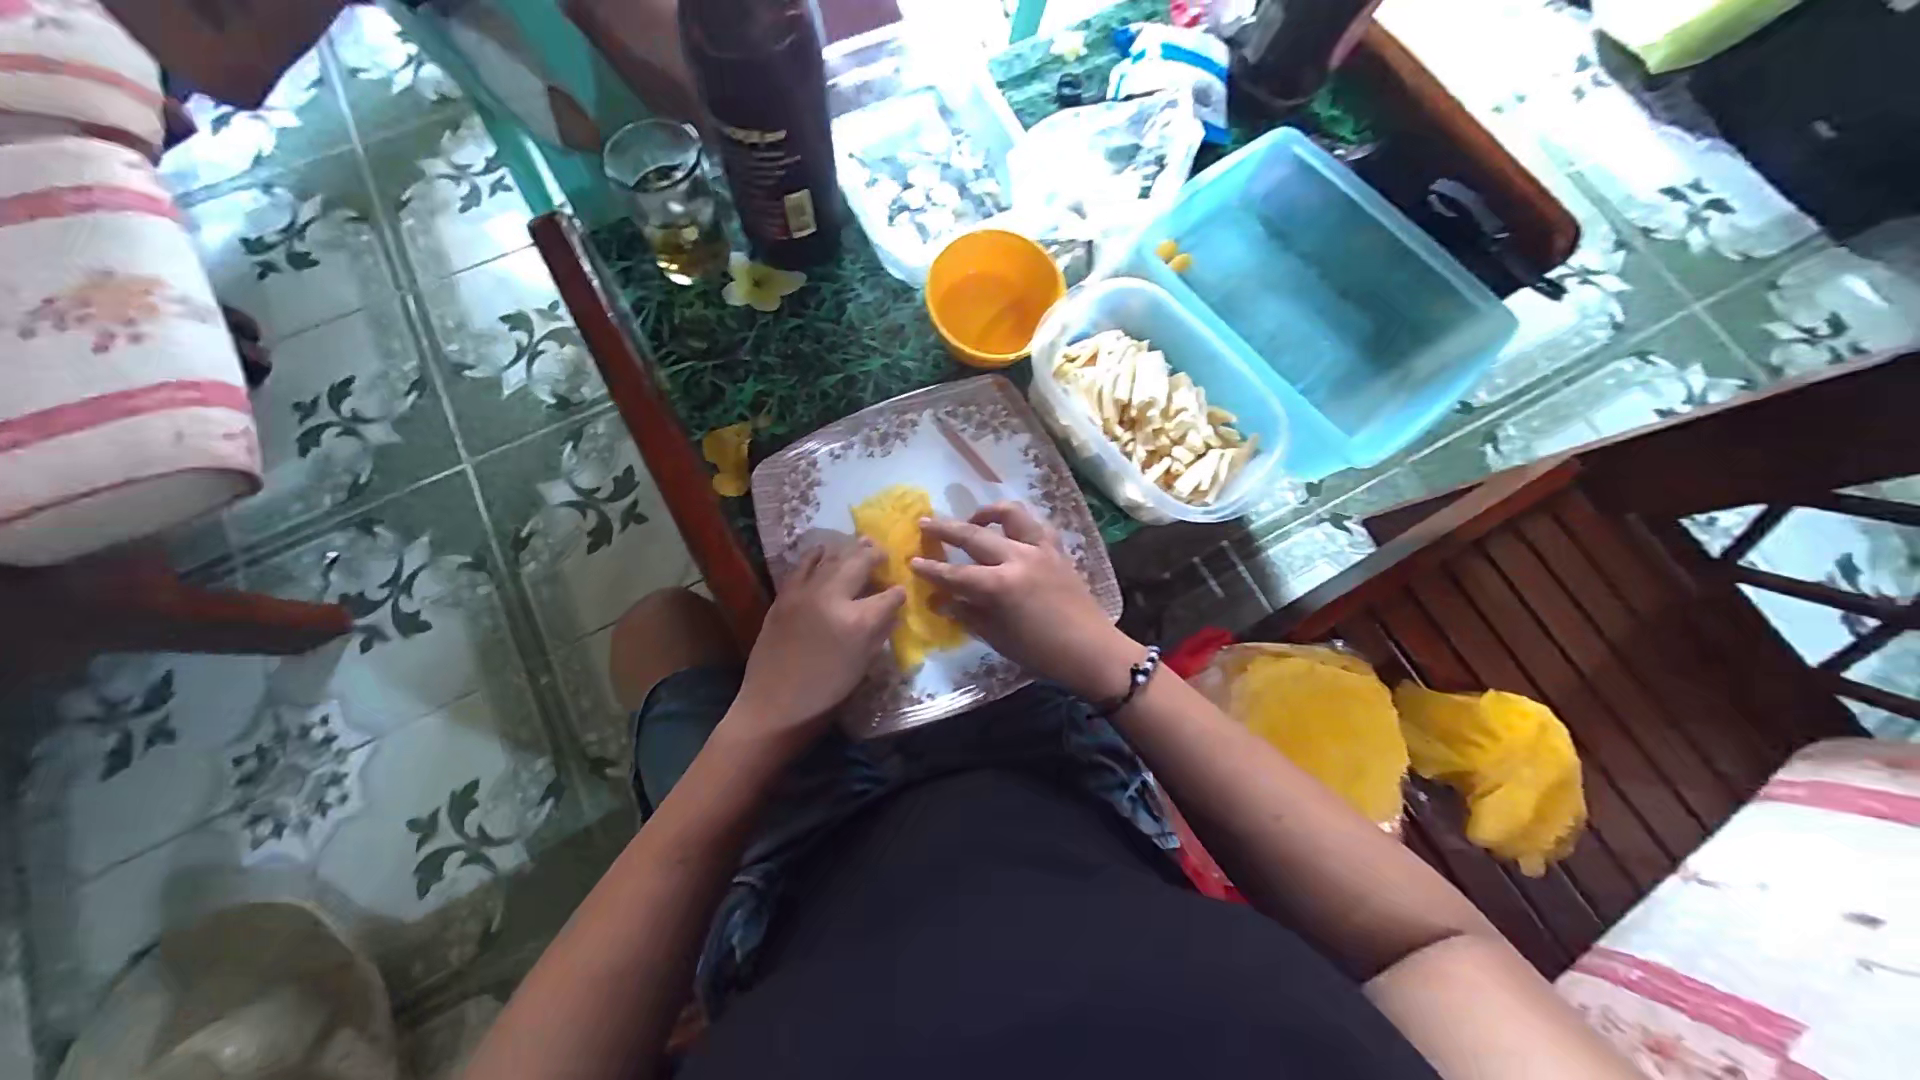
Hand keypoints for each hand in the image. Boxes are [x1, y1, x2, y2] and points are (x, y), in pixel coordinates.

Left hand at [726, 540, 903, 750]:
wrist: (774, 706)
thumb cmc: (826, 694)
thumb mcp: (863, 665)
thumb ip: (879, 633)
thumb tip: (890, 610)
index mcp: (858, 622)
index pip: (889, 596)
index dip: (898, 593)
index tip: (901, 591)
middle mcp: (832, 598)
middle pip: (859, 563)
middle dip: (875, 555)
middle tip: (882, 553)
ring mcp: (805, 593)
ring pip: (831, 558)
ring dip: (848, 550)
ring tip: (859, 544)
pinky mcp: (784, 596)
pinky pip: (802, 566)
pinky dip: (816, 556)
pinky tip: (823, 551)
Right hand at [911, 502, 1143, 701]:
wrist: (1092, 651)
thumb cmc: (1041, 652)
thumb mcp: (997, 636)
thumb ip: (967, 613)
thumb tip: (940, 600)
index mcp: (1000, 585)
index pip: (955, 573)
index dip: (931, 568)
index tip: (911, 560)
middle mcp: (1018, 558)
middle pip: (974, 535)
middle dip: (946, 529)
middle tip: (925, 523)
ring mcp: (1041, 549)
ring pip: (1011, 514)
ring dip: (987, 512)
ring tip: (973, 519)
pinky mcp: (1058, 550)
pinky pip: (1035, 525)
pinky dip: (1018, 522)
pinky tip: (1010, 531)